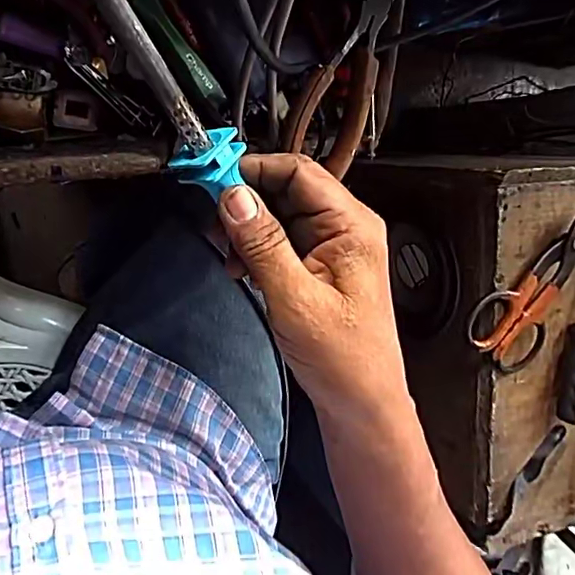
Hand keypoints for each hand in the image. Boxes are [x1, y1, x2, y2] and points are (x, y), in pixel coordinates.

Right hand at [218, 154, 408, 419]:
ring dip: (246, 228)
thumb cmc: (345, 359)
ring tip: (227, 253)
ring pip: (278, 215)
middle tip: (213, 220)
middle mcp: (344, 228)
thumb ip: (263, 244)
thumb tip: (234, 197)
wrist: (361, 405)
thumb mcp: (295, 298)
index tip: (213, 178)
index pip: (298, 171)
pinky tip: (241, 269)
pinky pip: (279, 241)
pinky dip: (254, 249)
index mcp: (351, 225)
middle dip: (245, 202)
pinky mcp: (316, 267)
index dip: (253, 169)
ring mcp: (330, 247)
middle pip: (286, 190)